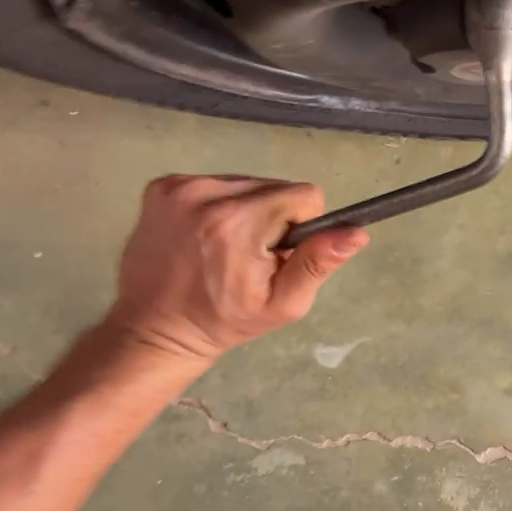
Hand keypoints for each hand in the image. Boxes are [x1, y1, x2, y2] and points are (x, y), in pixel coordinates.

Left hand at [102, 175, 367, 365]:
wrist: (155, 326)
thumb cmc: (226, 320)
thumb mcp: (284, 304)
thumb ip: (318, 263)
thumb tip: (356, 234)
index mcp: (238, 222)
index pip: (304, 195)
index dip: (303, 226)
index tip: (280, 254)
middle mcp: (206, 193)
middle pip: (276, 186)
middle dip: (276, 218)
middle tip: (254, 256)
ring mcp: (178, 186)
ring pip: (249, 184)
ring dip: (251, 211)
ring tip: (230, 248)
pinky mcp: (162, 184)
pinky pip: (218, 183)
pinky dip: (223, 207)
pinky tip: (208, 237)